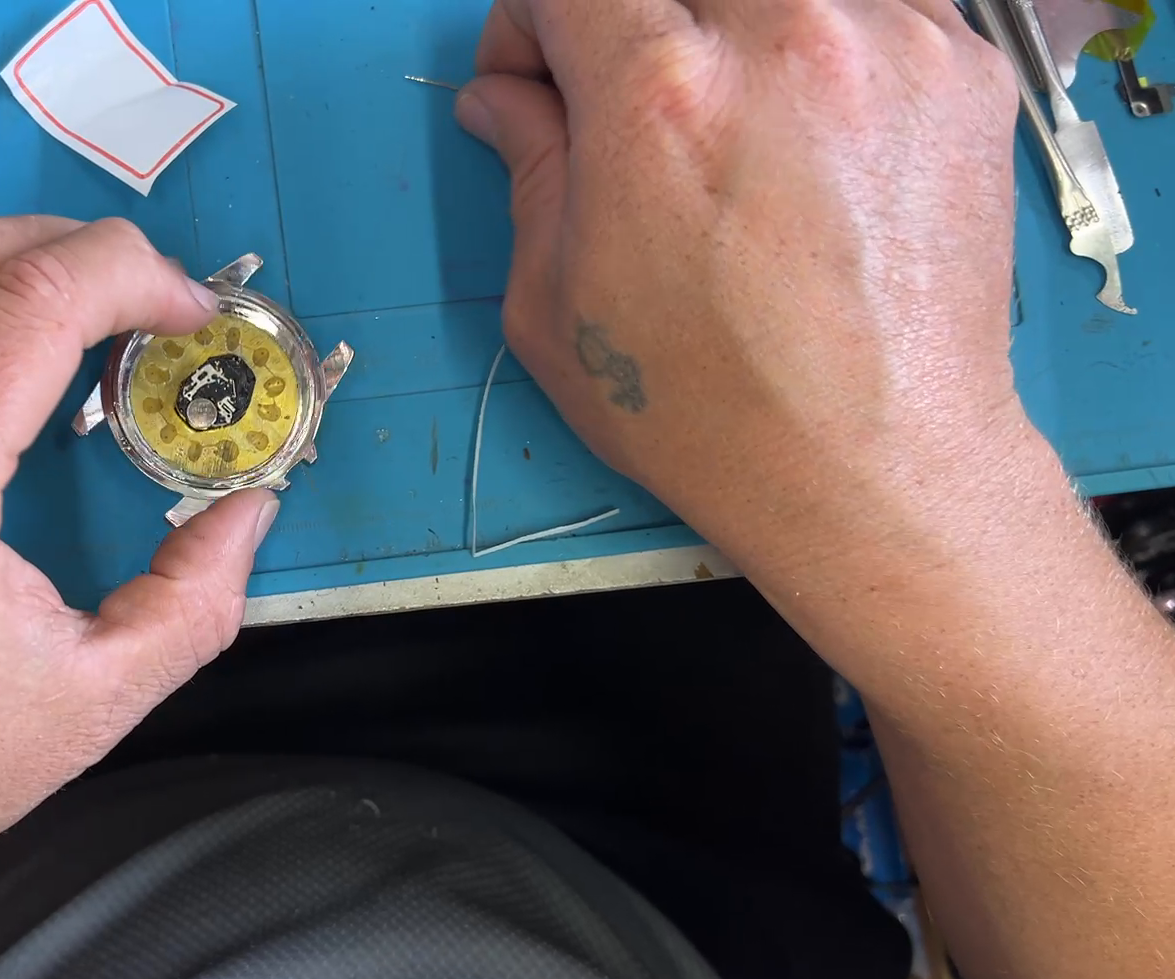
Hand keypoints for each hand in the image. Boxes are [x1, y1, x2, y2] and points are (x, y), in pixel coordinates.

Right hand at [458, 0, 1025, 578]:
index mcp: (655, 102)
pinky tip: (775, 135)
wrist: (855, 455)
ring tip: (692, 123)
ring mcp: (890, 37)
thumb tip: (500, 100)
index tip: (520, 86)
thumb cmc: (682, 399)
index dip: (520, 23)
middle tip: (594, 99)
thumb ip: (526, 171)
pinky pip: (847, 8)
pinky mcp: (958, 67)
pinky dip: (786, 46)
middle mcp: (781, 35)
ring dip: (701, 33)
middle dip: (606, 21)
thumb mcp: (550, 302)